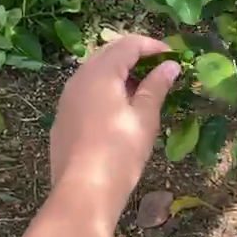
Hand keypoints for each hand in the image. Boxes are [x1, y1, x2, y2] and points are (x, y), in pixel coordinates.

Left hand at [49, 34, 180, 208]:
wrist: (83, 192)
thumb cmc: (119, 152)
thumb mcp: (144, 117)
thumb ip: (156, 86)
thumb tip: (170, 66)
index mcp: (99, 73)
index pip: (128, 44)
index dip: (153, 46)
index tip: (173, 57)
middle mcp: (78, 78)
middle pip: (109, 54)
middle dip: (136, 57)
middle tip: (161, 70)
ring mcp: (67, 98)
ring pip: (96, 73)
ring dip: (120, 75)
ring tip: (144, 91)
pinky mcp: (63, 118)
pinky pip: (86, 93)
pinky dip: (105, 91)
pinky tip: (120, 112)